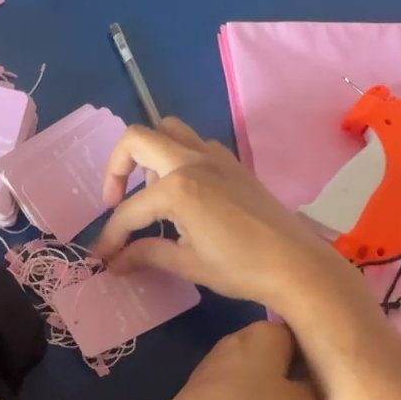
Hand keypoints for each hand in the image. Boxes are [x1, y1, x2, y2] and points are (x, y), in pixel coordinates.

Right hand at [94, 118, 365, 324]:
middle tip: (116, 201)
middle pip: (137, 140)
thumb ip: (147, 255)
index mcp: (177, 188)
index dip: (112, 235)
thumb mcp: (188, 264)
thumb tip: (114, 262)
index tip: (104, 256)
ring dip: (149, 155)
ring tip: (151, 193)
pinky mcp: (232, 163)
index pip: (130, 209)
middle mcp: (192, 161)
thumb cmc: (241, 267)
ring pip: (169, 131)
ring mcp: (215, 157)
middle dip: (116, 168)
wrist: (296, 264)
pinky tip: (183, 194)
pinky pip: (195, 144)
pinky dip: (178, 158)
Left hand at [142, 321, 320, 399]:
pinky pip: (241, 384)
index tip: (336, 381)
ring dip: (275, 387)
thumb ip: (318, 390)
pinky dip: (252, 398)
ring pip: (261, 368)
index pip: (307, 333)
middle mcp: (241, 336)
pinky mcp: (205, 382)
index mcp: (267, 331)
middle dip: (299, 373)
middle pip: (283, 350)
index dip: (324, 357)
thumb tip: (322, 383)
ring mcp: (219, 358)